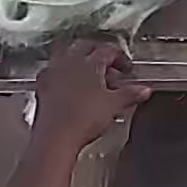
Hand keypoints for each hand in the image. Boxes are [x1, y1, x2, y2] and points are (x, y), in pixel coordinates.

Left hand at [31, 39, 150, 148]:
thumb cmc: (83, 119)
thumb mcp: (114, 105)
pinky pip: (54, 74)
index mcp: (88, 64)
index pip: (108, 51)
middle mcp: (68, 65)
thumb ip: (130, 94)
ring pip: (66, 58)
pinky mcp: (42, 90)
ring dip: (79, 63)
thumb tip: (143, 90)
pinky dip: (64, 77)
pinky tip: (70, 88)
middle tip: (108, 68)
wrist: (56, 139)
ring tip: (90, 77)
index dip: (120, 58)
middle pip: (84, 48)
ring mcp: (52, 76)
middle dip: (98, 55)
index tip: (126, 68)